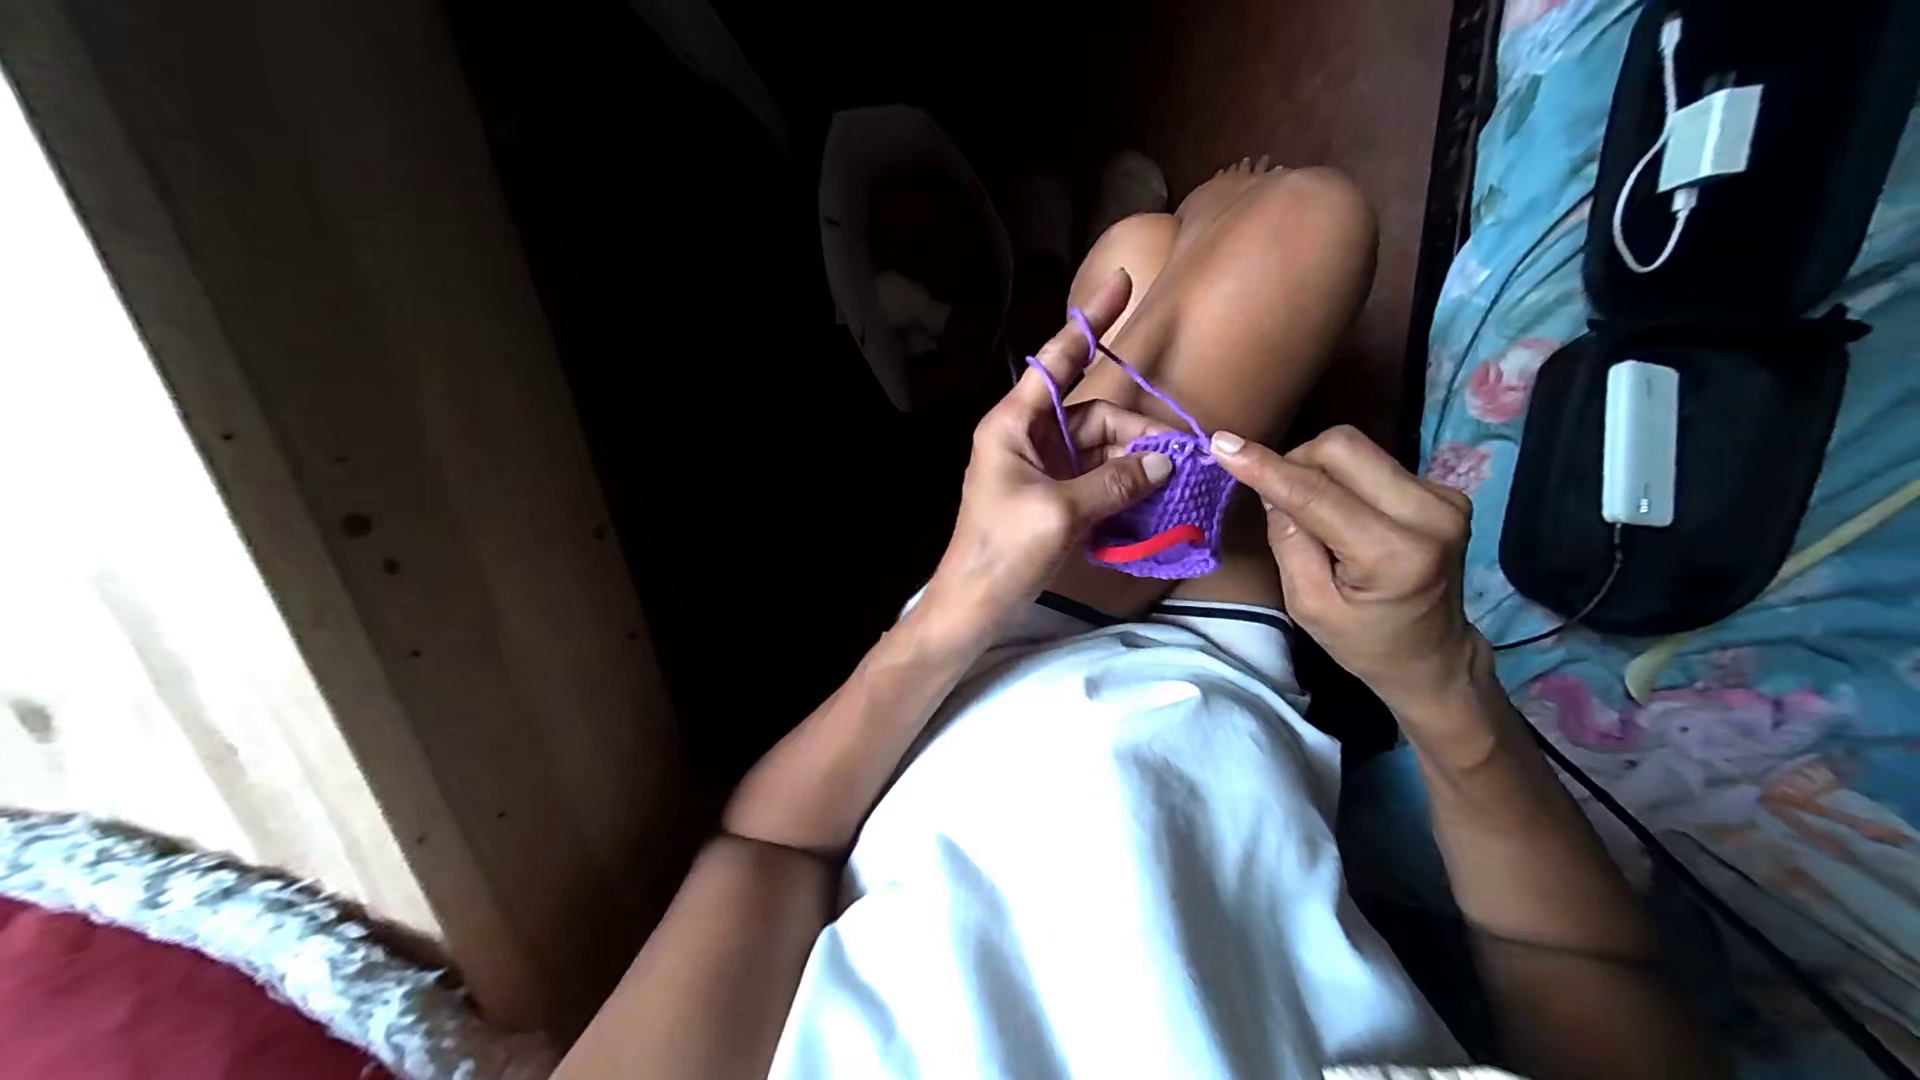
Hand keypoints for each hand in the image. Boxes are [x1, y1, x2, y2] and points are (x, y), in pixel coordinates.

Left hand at [921, 271, 1173, 644]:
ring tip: (1172, 481)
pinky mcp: (1052, 495)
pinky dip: (1122, 484)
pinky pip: (1095, 476)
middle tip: (1180, 457)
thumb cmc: (1003, 550)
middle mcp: (1027, 436)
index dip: (1091, 322)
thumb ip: (1115, 482)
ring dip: (1135, 462)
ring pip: (1100, 448)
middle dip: (1137, 431)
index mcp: (1013, 424)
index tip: (1122, 283)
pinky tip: (1150, 496)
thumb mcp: (1061, 512)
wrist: (975, 604)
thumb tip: (1166, 460)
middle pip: (1094, 415)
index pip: (1057, 360)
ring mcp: (1041, 468)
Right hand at [1207, 425, 1489, 717]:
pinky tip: (1345, 516)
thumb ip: (1287, 542)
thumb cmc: (1362, 640)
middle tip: (1280, 501)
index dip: (1265, 467)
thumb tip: (1270, 488)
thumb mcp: (1307, 604)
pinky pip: (1372, 462)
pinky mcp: (1443, 490)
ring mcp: (1443, 497)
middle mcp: (1429, 514)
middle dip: (1295, 462)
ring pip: (1356, 449)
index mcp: (1394, 554)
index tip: (1223, 444)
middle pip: (1342, 448)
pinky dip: (1342, 481)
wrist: (1431, 653)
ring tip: (1316, 518)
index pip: (1315, 494)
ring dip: (1318, 472)